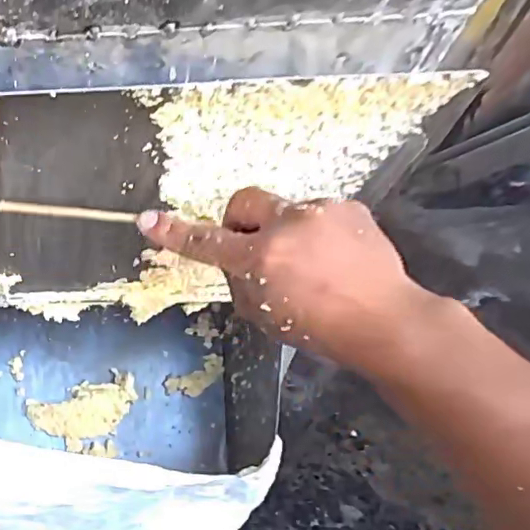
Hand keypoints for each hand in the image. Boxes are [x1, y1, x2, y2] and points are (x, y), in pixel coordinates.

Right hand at [138, 187, 447, 374]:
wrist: (381, 318)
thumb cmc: (313, 327)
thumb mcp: (260, 312)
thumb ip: (241, 281)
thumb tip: (240, 262)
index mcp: (260, 258)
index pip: (205, 241)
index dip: (173, 232)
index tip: (148, 220)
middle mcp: (288, 225)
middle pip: (244, 202)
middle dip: (241, 222)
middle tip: (253, 249)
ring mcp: (321, 212)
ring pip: (284, 211)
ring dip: (284, 233)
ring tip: (308, 266)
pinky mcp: (349, 208)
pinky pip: (316, 215)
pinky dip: (314, 235)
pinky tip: (331, 260)